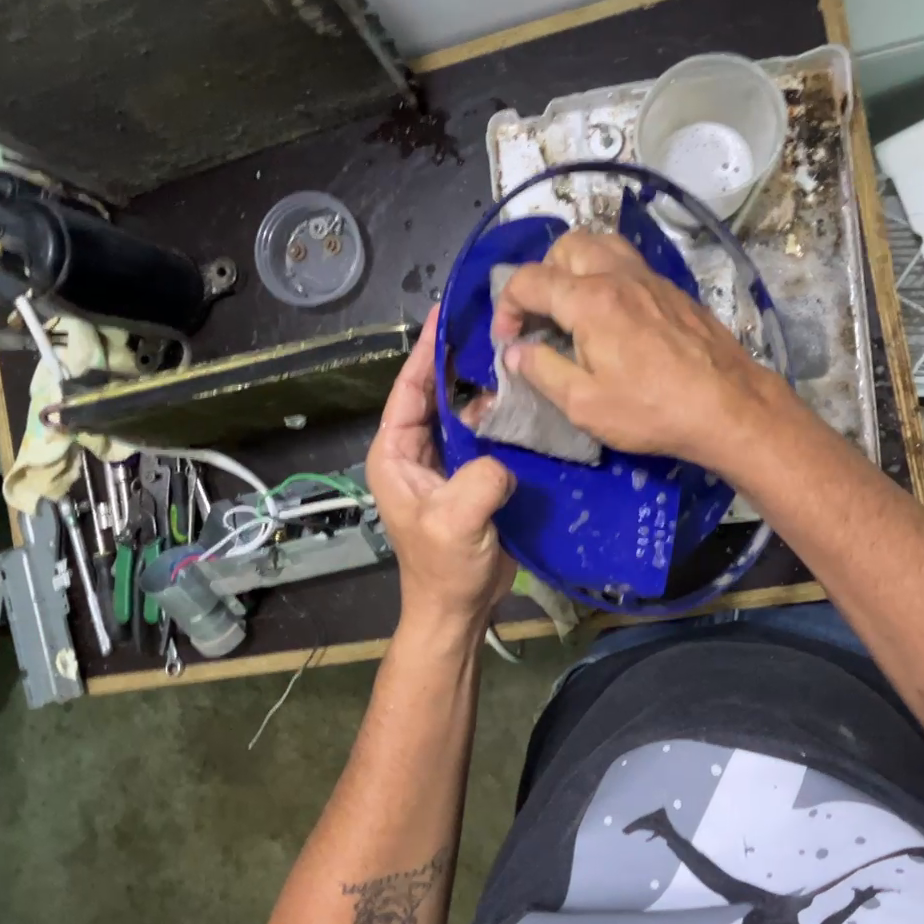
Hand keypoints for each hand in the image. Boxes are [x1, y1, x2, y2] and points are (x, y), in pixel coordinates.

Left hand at [367, 306, 516, 636]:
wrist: (458, 608)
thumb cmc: (443, 568)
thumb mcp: (455, 522)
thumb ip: (479, 481)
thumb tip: (504, 459)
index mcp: (395, 454)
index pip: (407, 391)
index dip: (425, 353)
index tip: (445, 314)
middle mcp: (415, 452)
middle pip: (435, 394)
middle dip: (459, 362)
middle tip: (492, 326)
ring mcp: (444, 465)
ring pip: (463, 414)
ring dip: (485, 391)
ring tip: (516, 357)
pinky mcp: (470, 478)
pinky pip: (484, 438)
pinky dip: (501, 420)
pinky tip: (528, 403)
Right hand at [493, 231, 796, 473]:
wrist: (728, 407)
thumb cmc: (651, 410)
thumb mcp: (584, 404)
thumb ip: (542, 371)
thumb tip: (515, 352)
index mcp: (589, 300)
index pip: (529, 280)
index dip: (506, 307)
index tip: (508, 340)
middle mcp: (618, 275)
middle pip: (566, 246)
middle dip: (541, 276)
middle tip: (541, 317)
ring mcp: (649, 279)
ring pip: (601, 244)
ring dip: (576, 267)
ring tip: (573, 306)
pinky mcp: (672, 291)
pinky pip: (628, 263)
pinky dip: (606, 275)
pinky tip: (612, 316)